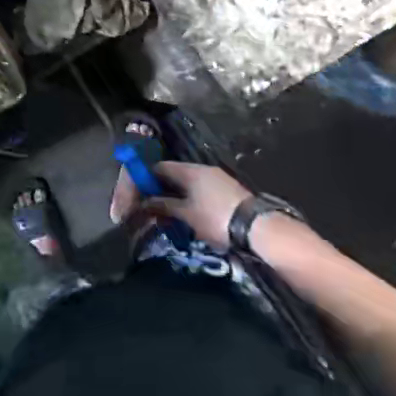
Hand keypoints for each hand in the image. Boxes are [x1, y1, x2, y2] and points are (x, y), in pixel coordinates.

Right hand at [110, 160, 252, 247]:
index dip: (145, 179)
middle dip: (160, 191)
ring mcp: (217, 180)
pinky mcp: (227, 192)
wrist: (258, 229)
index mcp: (190, 170)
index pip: (159, 167)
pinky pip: (200, 192)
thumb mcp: (185, 214)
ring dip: (175, 198)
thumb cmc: (217, 219)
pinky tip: (187, 216)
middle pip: (173, 175)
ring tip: (167, 216)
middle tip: (150, 209)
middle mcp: (203, 170)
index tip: (137, 195)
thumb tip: (144, 203)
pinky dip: (189, 201)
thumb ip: (163, 205)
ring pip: (188, 185)